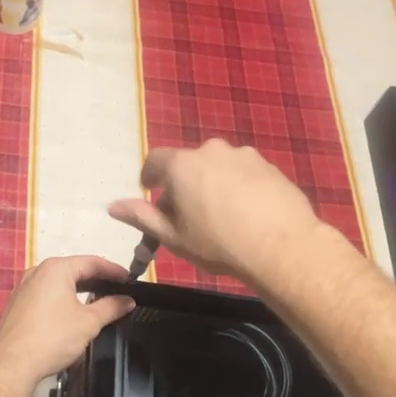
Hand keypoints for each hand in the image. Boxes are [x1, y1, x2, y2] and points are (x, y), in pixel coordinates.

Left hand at [0, 256, 136, 383]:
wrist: (12, 363)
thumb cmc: (53, 337)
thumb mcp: (88, 322)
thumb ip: (110, 307)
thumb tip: (128, 301)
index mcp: (56, 269)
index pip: (92, 262)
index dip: (113, 270)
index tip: (129, 279)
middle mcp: (37, 272)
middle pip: (73, 270)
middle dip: (96, 279)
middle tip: (116, 289)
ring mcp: (23, 288)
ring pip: (58, 283)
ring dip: (79, 290)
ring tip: (98, 299)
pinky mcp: (17, 304)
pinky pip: (45, 295)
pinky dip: (62, 299)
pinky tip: (72, 312)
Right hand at [108, 140, 323, 281]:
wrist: (282, 246)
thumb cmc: (218, 245)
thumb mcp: (173, 237)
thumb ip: (142, 217)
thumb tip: (113, 206)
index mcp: (182, 165)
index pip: (155, 161)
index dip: (150, 178)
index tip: (152, 195)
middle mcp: (211, 150)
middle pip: (187, 163)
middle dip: (182, 184)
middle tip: (187, 215)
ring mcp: (244, 155)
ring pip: (217, 167)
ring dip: (211, 184)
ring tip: (220, 216)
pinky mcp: (269, 165)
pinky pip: (243, 172)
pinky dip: (237, 187)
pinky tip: (245, 214)